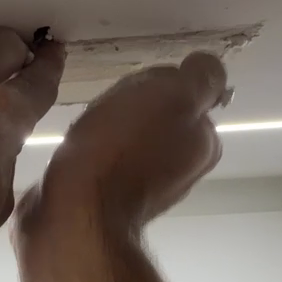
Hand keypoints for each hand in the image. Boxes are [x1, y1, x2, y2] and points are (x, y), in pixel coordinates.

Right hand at [16, 52, 227, 243]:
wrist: (75, 213)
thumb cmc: (122, 149)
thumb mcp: (174, 96)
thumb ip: (200, 77)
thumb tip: (206, 68)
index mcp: (204, 144)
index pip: (187, 94)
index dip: (159, 83)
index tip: (138, 92)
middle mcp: (183, 170)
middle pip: (156, 115)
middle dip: (130, 106)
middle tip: (108, 111)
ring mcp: (145, 188)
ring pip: (128, 137)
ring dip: (107, 128)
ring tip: (88, 134)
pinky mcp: (109, 201)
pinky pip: (104, 160)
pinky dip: (91, 152)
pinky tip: (77, 155)